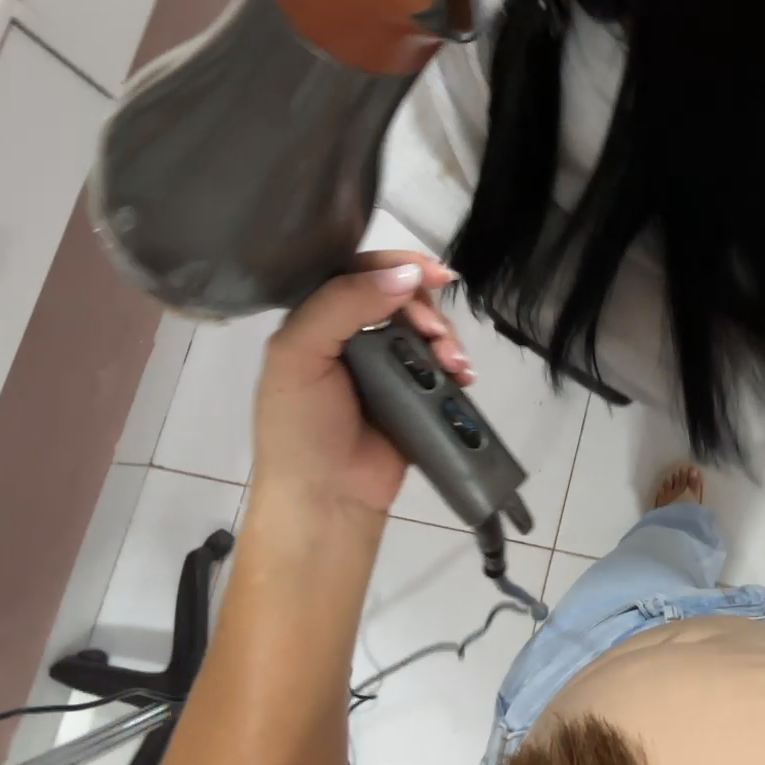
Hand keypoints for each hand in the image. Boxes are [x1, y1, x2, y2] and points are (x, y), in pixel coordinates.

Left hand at [251, 252, 467, 512]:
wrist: (327, 498)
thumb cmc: (301, 425)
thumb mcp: (301, 354)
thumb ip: (344, 304)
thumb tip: (407, 275)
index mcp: (317, 320)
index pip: (360, 271)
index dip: (398, 265)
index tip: (435, 274)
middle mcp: (353, 336)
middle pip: (403, 298)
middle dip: (428, 309)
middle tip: (436, 335)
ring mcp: (387, 366)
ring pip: (428, 330)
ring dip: (448, 338)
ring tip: (454, 363)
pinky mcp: (415, 393)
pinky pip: (442, 365)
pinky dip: (458, 364)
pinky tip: (464, 376)